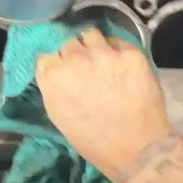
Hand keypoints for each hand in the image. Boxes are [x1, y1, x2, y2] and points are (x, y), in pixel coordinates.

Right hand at [35, 27, 177, 174]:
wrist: (136, 148)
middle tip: (83, 67)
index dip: (55, 62)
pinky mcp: (130, 53)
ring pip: (91, 35)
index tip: (62, 70)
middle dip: (73, 53)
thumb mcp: (58, 115)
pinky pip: (117, 42)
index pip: (46, 53)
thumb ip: (53, 86)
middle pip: (67, 41)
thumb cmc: (92, 140)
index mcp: (53, 75)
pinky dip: (116, 51)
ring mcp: (104, 53)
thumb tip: (55, 70)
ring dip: (93, 46)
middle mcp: (75, 58)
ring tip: (101, 60)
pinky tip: (120, 67)